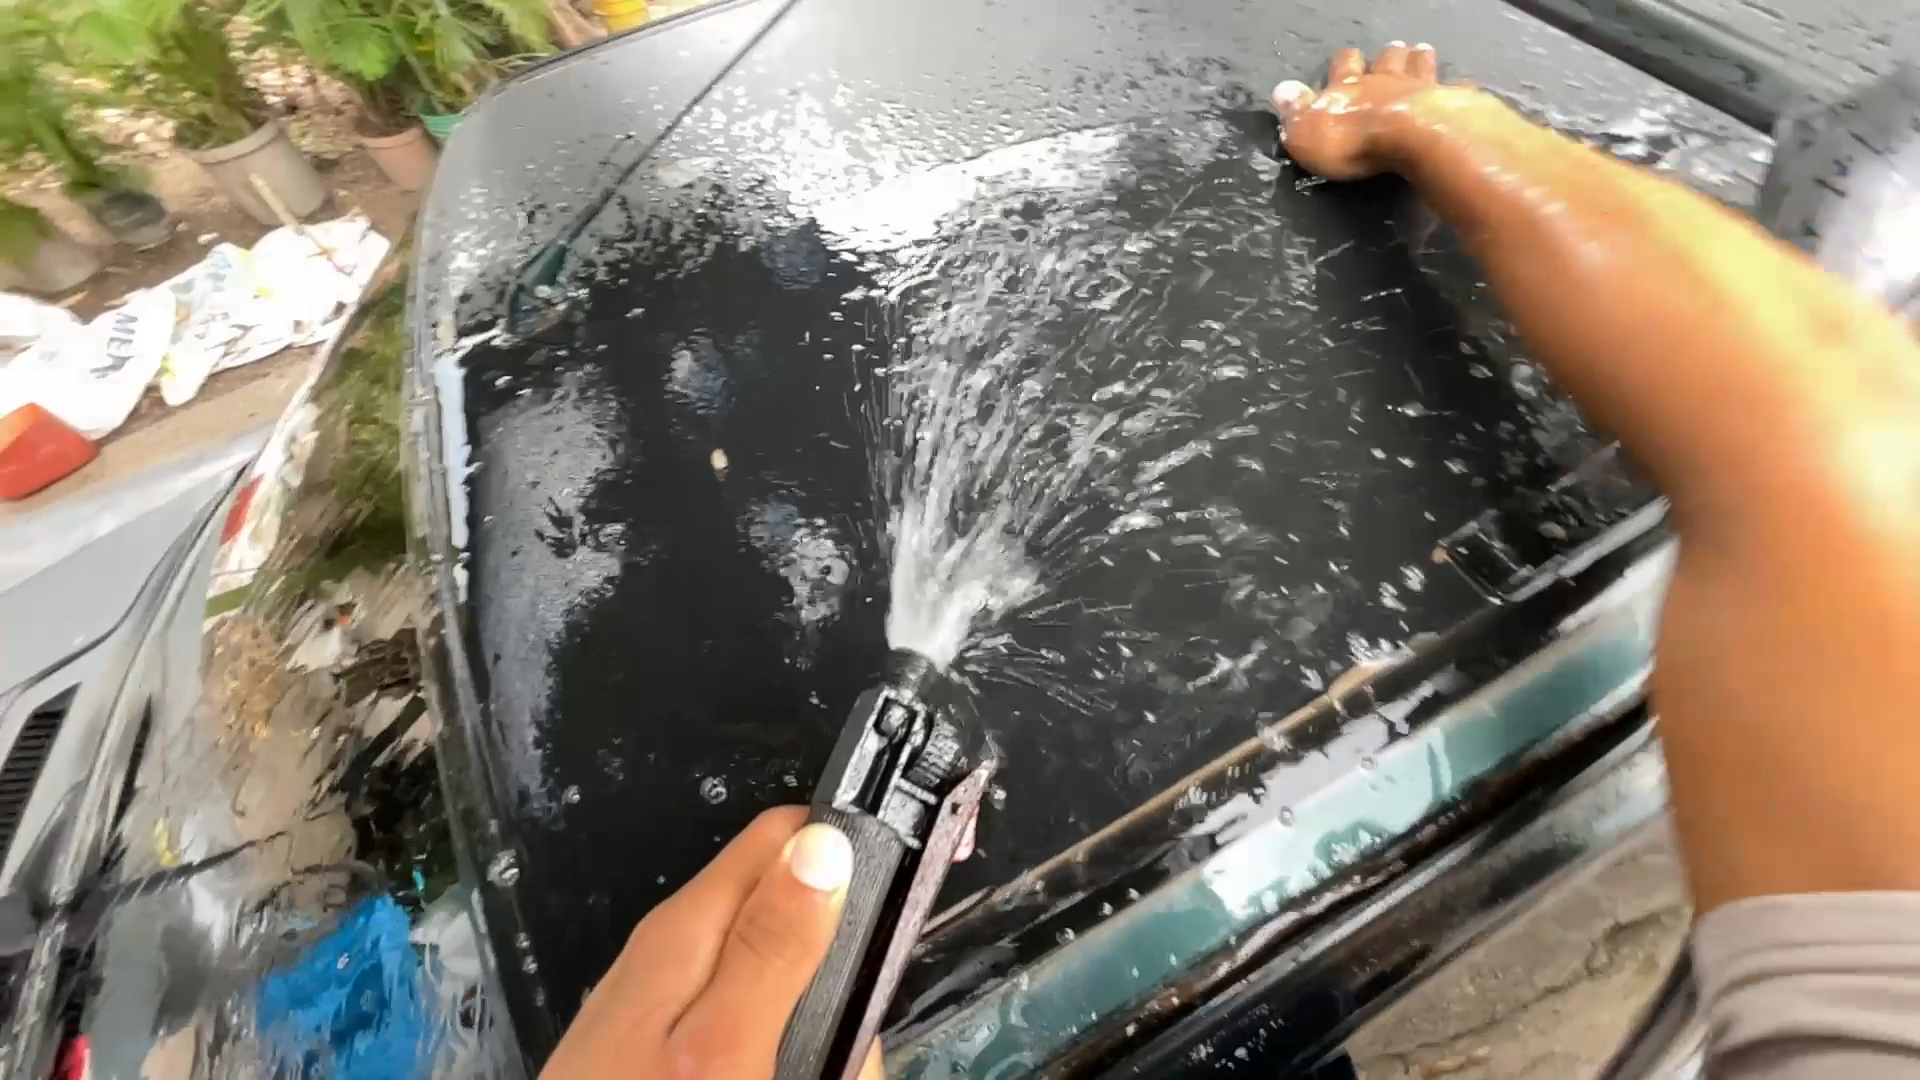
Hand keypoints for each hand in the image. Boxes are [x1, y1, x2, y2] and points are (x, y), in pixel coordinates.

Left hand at [542, 807, 884, 1078]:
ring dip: (816, 1038)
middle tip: (833, 1054)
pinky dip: (780, 1059)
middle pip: (794, 912)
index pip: (787, 833)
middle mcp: (681, 946)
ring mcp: (672, 1003)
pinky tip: (776, 1077)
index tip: (883, 917)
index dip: (843, 855)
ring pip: (785, 982)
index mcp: (692, 925)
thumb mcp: (719, 1052)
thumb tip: (825, 837)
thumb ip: (772, 943)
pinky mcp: (672, 1048)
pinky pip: (753, 1031)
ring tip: (810, 1077)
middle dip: (836, 975)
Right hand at [1270, 43, 1446, 179]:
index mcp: (1348, 85)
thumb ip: (1295, 111)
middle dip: (1384, 56)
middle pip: (1385, 58)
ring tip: (1418, 54)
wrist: (1410, 137)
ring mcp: (1419, 86)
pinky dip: (1453, 87)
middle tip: (1388, 53)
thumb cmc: (1351, 140)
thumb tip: (1281, 89)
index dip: (1341, 63)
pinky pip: (1452, 89)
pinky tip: (1456, 87)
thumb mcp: (1306, 131)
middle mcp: (1384, 78)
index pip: (1342, 66)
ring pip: (1419, 62)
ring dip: (1417, 58)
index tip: (1342, 60)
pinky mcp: (1447, 102)